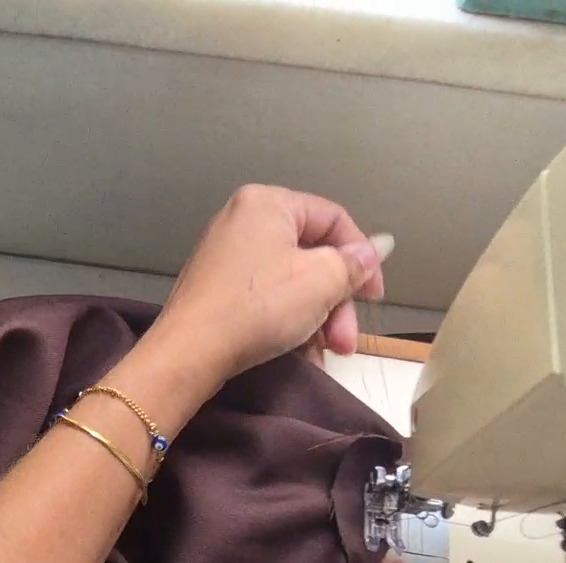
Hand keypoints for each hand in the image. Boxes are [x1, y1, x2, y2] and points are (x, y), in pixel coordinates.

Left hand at [147, 185, 388, 385]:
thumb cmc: (257, 308)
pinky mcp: (214, 294)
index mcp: (267, 203)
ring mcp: (224, 260)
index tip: (375, 298)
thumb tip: (377, 248)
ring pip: (289, 285)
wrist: (188, 355)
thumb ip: (354, 263)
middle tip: (347, 344)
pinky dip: (286, 325)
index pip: (333, 219)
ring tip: (327, 355)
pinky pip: (263, 302)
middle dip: (336, 304)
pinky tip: (302, 356)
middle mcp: (242, 222)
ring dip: (316, 321)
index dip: (363, 257)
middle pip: (310, 257)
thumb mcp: (320, 282)